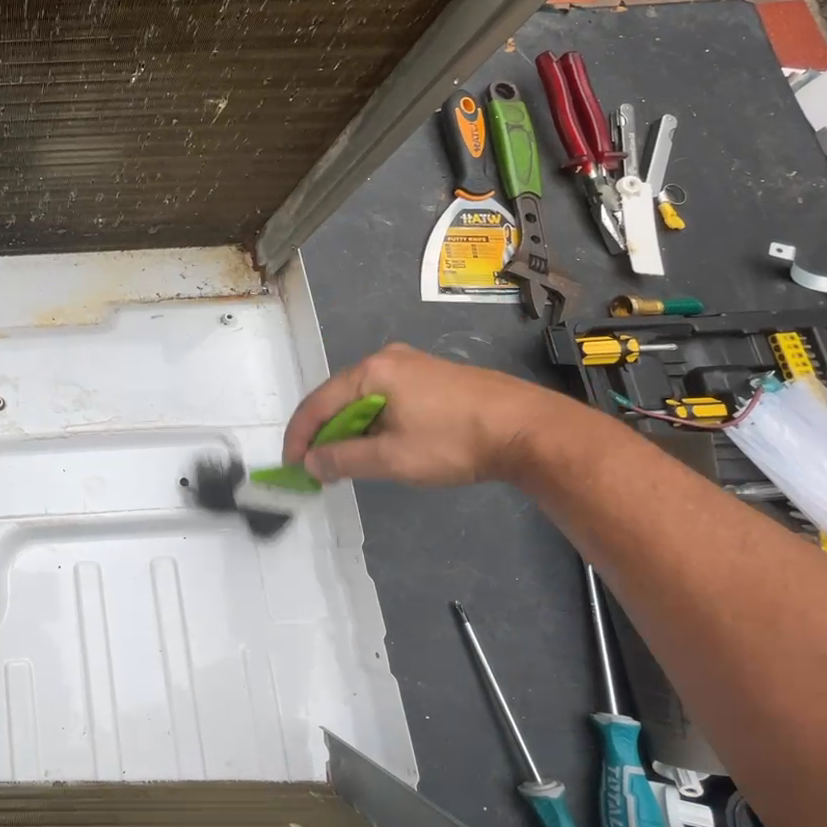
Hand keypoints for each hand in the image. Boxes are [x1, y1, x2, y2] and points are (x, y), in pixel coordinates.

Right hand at [283, 343, 578, 486]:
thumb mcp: (392, 458)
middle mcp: (387, 359)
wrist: (533, 431)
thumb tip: (310, 464)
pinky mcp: (436, 377)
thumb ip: (342, 459)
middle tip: (320, 466)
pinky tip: (385, 444)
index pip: (317, 404)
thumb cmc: (455, 441)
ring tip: (350, 460)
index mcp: (371, 372)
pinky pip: (388, 398)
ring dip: (351, 429)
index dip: (299, 437)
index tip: (293, 467)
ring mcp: (415, 365)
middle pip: (338, 398)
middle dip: (325, 433)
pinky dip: (375, 422)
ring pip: (364, 399)